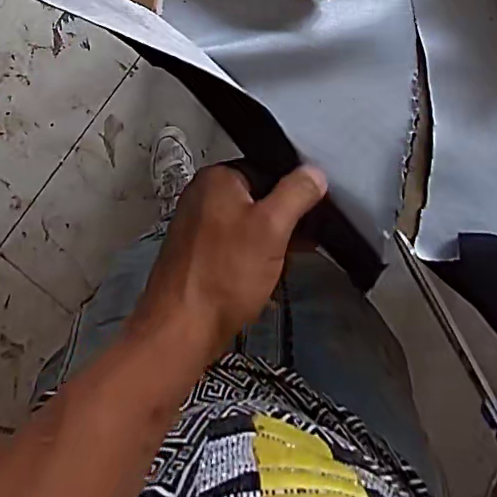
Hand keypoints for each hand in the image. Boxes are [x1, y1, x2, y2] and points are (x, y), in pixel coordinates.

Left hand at [125, 163, 328, 366]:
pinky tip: (265, 275)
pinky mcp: (198, 252)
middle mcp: (202, 195)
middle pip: (257, 197)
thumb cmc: (225, 272)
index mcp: (216, 177)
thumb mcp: (272, 227)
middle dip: (282, 220)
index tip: (313, 212)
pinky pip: (234, 244)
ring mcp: (197, 224)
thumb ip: (296, 194)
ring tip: (285, 262)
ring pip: (247, 223)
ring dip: (270, 241)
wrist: (182, 326)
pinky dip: (252, 255)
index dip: (293, 191)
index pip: (267, 170)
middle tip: (302, 241)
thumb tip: (314, 173)